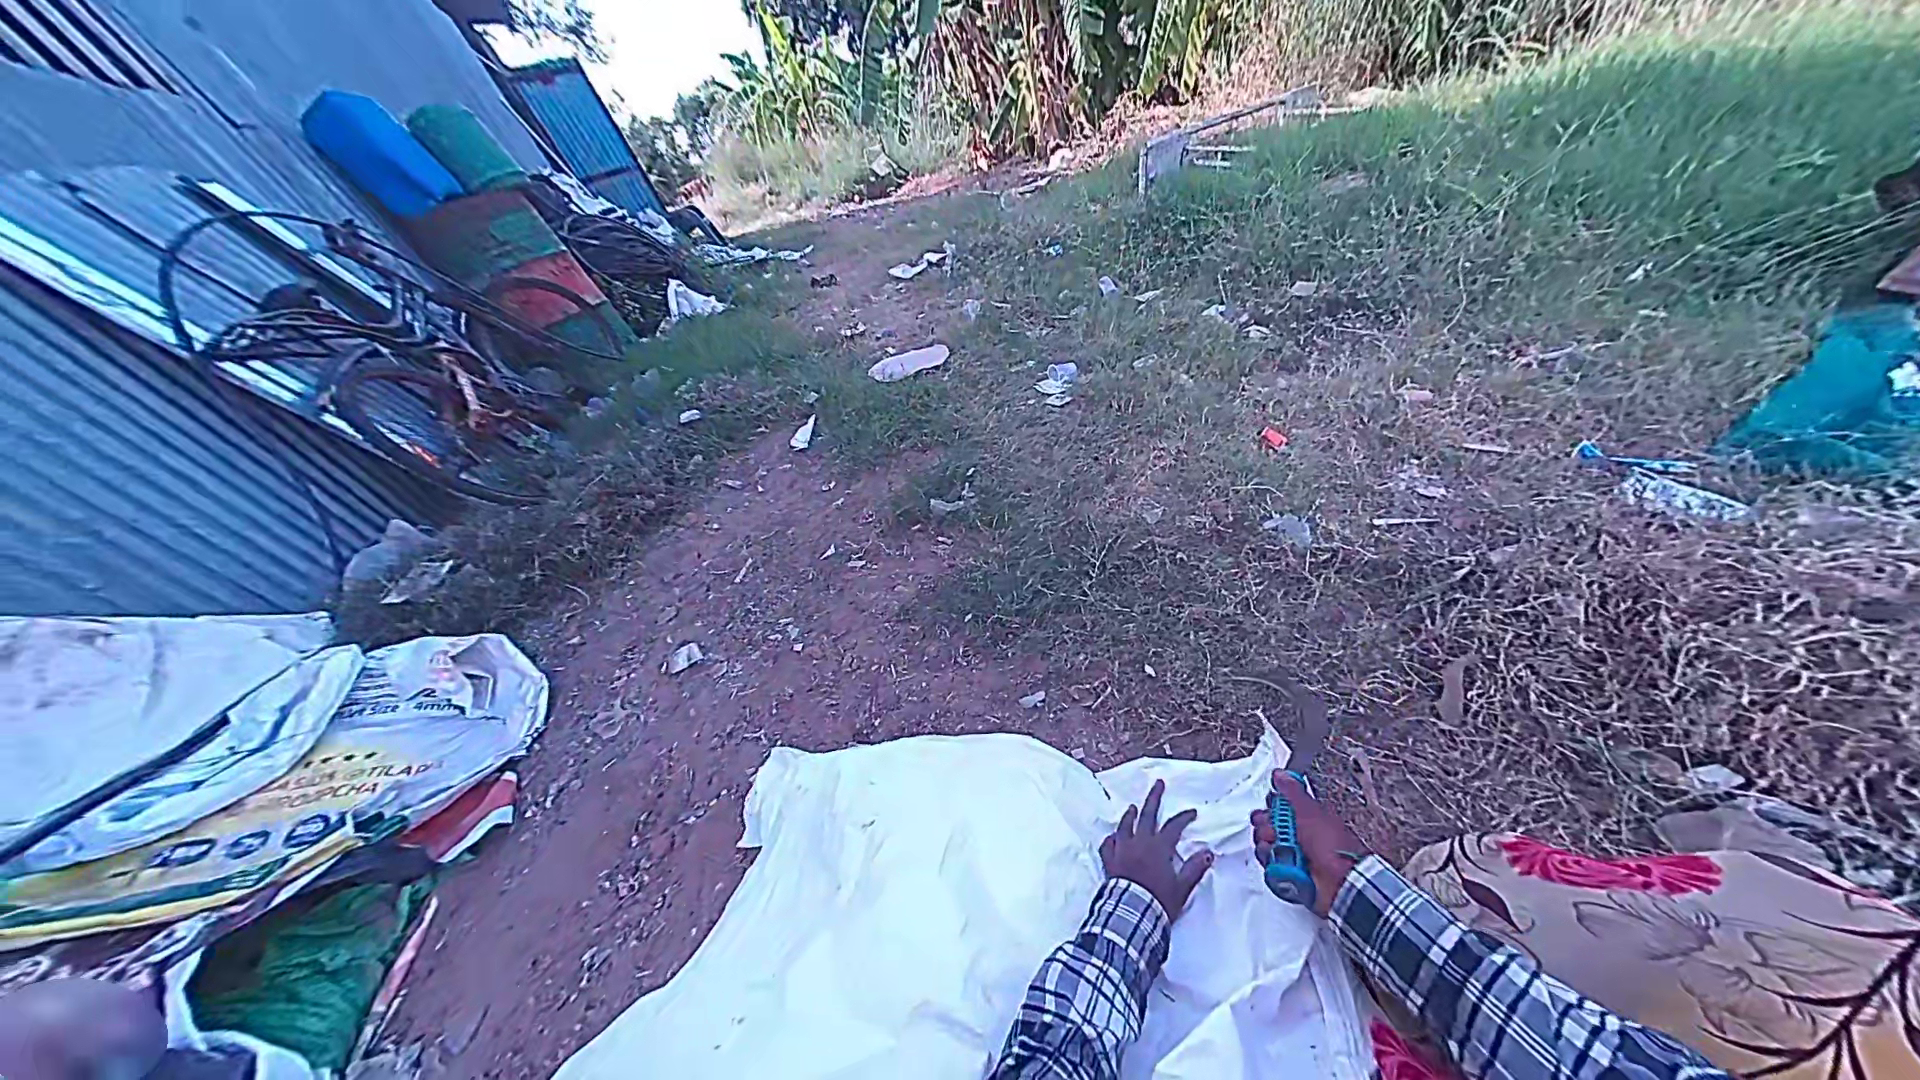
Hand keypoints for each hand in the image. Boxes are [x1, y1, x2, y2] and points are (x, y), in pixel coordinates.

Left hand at [1101, 779, 1213, 919]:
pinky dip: (1112, 838)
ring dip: (1130, 815)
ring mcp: (1122, 849)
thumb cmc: (1160, 901)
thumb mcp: (1182, 888)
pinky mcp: (1109, 860)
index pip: (1174, 827)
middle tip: (1158, 783)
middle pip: (1147, 815)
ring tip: (1133, 807)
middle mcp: (1139, 842)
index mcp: (1159, 847)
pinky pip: (1108, 844)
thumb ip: (1194, 868)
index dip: (1184, 818)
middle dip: (1154, 798)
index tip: (1192, 812)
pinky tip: (1113, 836)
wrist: (1132, 913)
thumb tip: (1208, 853)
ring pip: (1125, 825)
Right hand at [1250, 771, 1366, 915]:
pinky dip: (1273, 865)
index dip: (1270, 809)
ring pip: (1264, 846)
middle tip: (1276, 833)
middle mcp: (1297, 837)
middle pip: (1265, 826)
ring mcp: (1292, 856)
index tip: (1273, 811)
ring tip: (1284, 851)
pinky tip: (1284, 863)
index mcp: (1304, 819)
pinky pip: (1268, 867)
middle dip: (1266, 828)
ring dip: (1270, 847)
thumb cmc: (1333, 846)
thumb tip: (1280, 774)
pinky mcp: (1288, 875)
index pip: (1274, 808)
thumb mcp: (1311, 812)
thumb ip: (1293, 792)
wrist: (1343, 883)